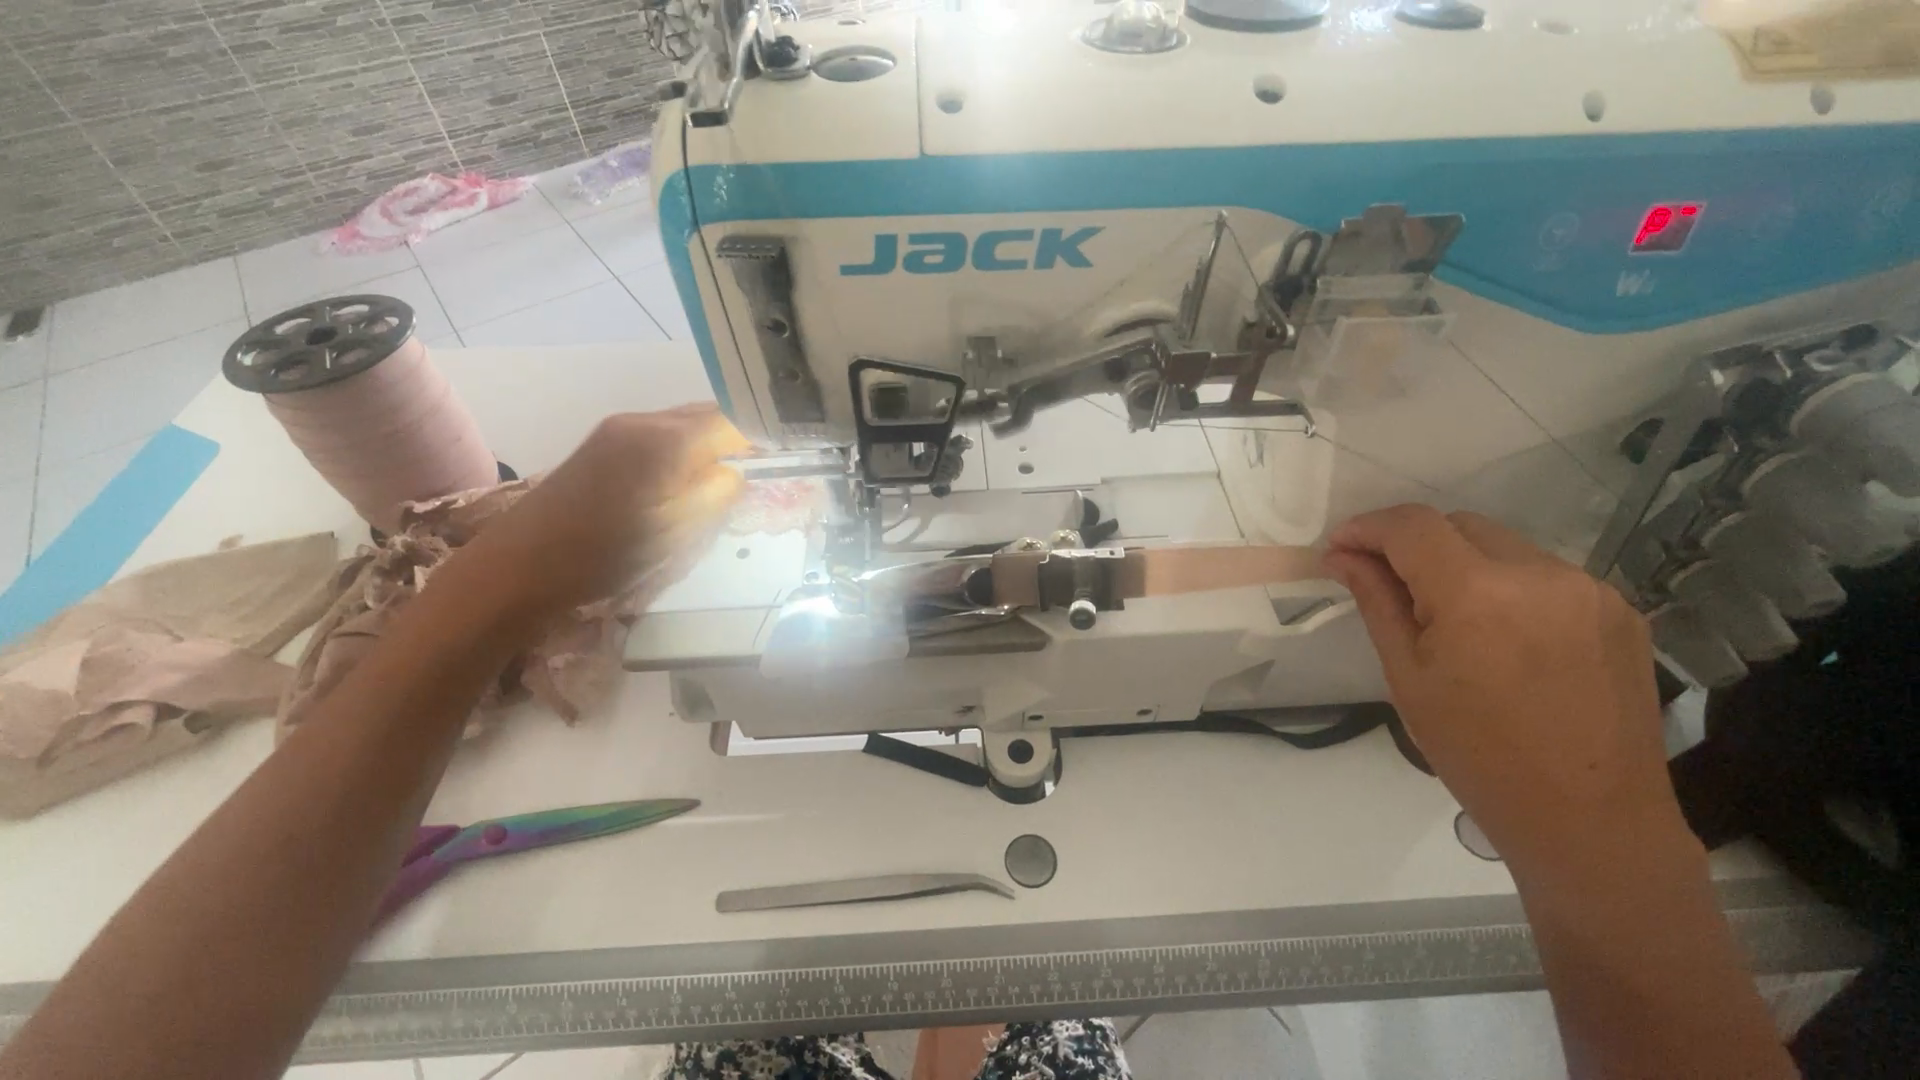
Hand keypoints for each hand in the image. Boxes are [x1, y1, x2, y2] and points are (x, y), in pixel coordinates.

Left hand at [454, 405, 749, 618]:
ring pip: (684, 426)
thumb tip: (737, 473)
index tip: (786, 462)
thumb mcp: (678, 532)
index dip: (764, 439)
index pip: (734, 420)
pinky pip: (661, 437)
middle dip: (739, 441)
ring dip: (710, 447)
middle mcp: (642, 422)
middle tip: (761, 474)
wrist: (519, 568)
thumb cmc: (605, 556)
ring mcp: (618, 430)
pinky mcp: (602, 445)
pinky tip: (685, 484)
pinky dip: (684, 454)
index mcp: (665, 440)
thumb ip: (718, 494)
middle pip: (708, 416)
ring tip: (725, 483)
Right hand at [1321, 505, 1676, 875]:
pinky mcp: (1621, 610)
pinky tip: (1505, 637)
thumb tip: (1343, 556)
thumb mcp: (1408, 679)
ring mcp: (1590, 590)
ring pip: (1505, 547)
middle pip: (1460, 526)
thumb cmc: (1478, 756)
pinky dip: (1511, 588)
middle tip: (1387, 585)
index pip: (1413, 526)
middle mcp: (1540, 574)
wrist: (1590, 820)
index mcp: (1478, 594)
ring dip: (1465, 565)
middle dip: (1415, 545)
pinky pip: (1546, 576)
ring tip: (1451, 620)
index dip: (1369, 527)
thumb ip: (1377, 603)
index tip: (1341, 547)